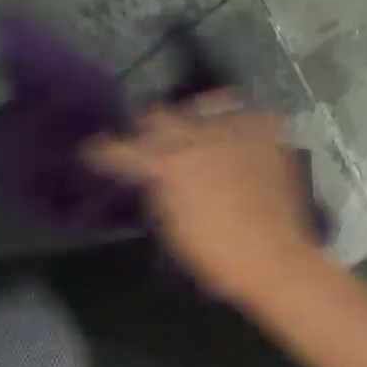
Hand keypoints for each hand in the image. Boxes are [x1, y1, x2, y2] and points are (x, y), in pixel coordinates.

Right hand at [87, 92, 323, 305]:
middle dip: (146, 128)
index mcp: (168, 166)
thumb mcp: (173, 230)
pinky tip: (234, 138)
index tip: (91, 153)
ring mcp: (235, 132)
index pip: (122, 149)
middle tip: (145, 142)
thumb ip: (157, 194)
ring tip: (195, 132)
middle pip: (158, 115)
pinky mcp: (267, 136)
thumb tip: (151, 180)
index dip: (102, 152)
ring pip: (203, 105)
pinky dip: (235, 123)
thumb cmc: (216, 258)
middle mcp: (198, 138)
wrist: (274, 261)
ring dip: (192, 117)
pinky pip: (246, 115)